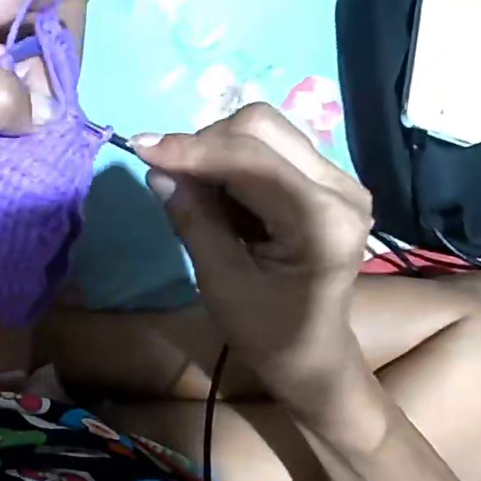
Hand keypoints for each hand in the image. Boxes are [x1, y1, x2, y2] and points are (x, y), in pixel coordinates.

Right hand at [134, 103, 375, 399]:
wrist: (310, 354)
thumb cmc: (265, 330)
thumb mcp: (220, 281)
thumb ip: (193, 219)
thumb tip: (157, 170)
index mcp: (320, 218)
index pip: (249, 159)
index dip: (191, 148)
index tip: (139, 147)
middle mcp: (341, 187)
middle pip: (262, 126)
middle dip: (205, 144)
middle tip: (170, 176)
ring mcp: (338, 180)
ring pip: (265, 131)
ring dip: (217, 152)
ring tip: (195, 192)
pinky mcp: (326, 182)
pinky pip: (270, 149)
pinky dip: (232, 163)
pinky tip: (220, 197)